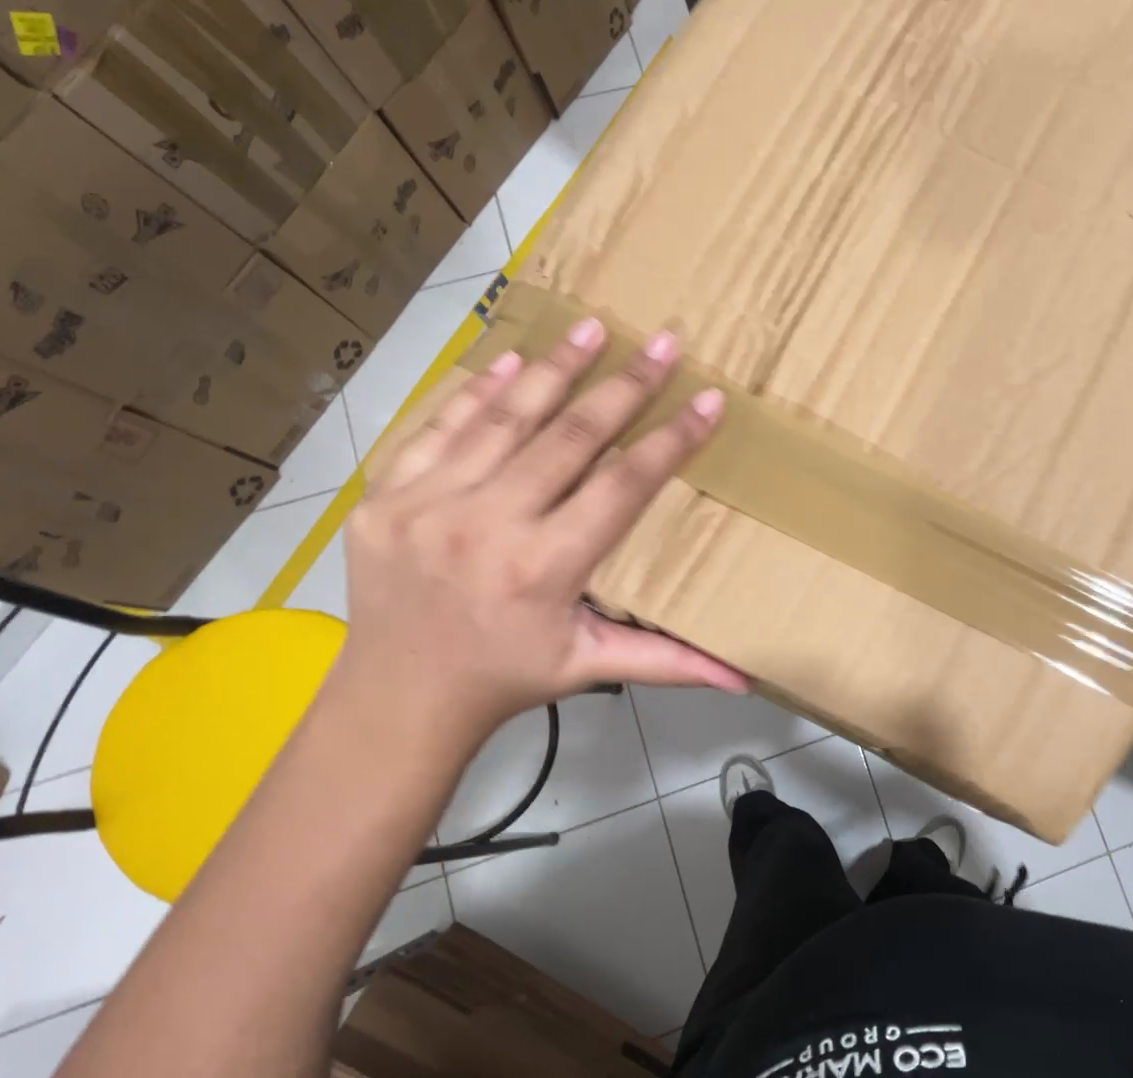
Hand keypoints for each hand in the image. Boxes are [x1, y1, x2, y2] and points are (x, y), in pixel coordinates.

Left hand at [336, 317, 747, 748]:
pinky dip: (477, 391)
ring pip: (503, 419)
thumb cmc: (508, 677)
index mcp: (543, 568)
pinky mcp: (386, 497)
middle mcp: (484, 526)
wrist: (399, 696)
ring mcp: (426, 505)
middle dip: (626, 385)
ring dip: (555, 368)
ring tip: (593, 325)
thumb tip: (746, 681)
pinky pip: (438, 429)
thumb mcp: (590, 667)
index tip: (709, 400)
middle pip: (569, 437)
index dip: (671, 440)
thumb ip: (669, 661)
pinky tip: (512, 358)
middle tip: (664, 341)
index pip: (622, 486)